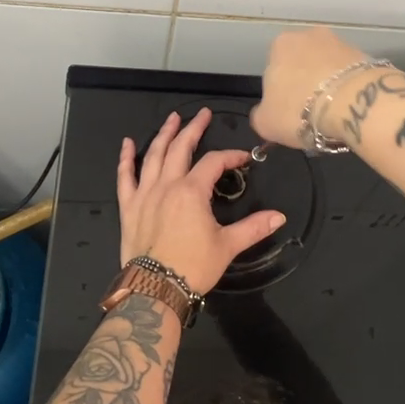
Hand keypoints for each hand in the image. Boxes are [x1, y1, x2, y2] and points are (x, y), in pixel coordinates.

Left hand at [117, 109, 285, 293]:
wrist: (154, 289)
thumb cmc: (193, 267)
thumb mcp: (227, 246)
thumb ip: (253, 227)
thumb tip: (279, 217)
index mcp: (192, 191)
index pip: (214, 162)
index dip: (230, 156)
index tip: (243, 158)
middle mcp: (167, 185)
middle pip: (180, 148)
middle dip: (193, 129)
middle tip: (202, 114)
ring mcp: (144, 194)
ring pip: (153, 156)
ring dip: (163, 134)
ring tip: (172, 119)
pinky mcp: (128, 207)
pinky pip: (125, 177)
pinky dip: (125, 159)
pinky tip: (127, 145)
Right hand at [249, 28, 371, 147]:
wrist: (352, 103)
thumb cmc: (299, 109)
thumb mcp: (266, 123)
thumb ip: (260, 115)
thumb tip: (264, 113)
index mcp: (279, 45)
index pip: (274, 69)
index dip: (280, 93)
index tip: (288, 112)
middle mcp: (309, 35)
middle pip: (303, 64)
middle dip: (305, 84)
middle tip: (310, 114)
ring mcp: (340, 42)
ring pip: (327, 68)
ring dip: (328, 86)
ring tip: (332, 114)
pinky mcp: (365, 55)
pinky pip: (350, 75)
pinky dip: (348, 89)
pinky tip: (348, 108)